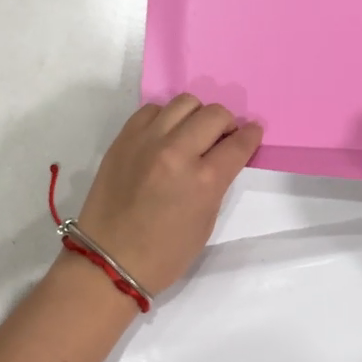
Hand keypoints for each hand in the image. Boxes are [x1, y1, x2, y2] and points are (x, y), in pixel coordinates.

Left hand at [74, 95, 262, 292]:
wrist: (109, 259)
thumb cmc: (164, 253)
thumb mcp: (206, 221)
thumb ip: (218, 182)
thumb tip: (225, 155)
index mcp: (203, 181)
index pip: (238, 143)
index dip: (251, 135)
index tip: (252, 132)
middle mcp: (177, 152)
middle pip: (214, 114)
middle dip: (226, 124)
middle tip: (221, 138)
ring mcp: (147, 141)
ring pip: (184, 102)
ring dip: (196, 115)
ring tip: (191, 133)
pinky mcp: (124, 138)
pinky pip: (152, 109)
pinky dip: (165, 117)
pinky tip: (164, 135)